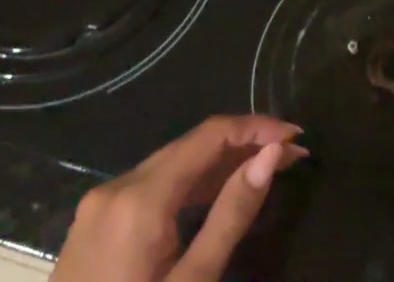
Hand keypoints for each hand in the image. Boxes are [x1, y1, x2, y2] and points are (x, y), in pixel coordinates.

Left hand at [51, 115, 306, 281]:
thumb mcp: (193, 281)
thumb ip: (232, 213)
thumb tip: (274, 153)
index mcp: (140, 198)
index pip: (210, 135)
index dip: (259, 127)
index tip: (298, 138)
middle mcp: (117, 187)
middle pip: (192, 143)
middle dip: (245, 143)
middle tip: (292, 156)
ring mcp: (100, 204)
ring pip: (173, 162)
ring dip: (221, 162)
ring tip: (266, 170)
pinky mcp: (94, 221)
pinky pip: (153, 184)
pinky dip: (191, 181)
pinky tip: (219, 192)